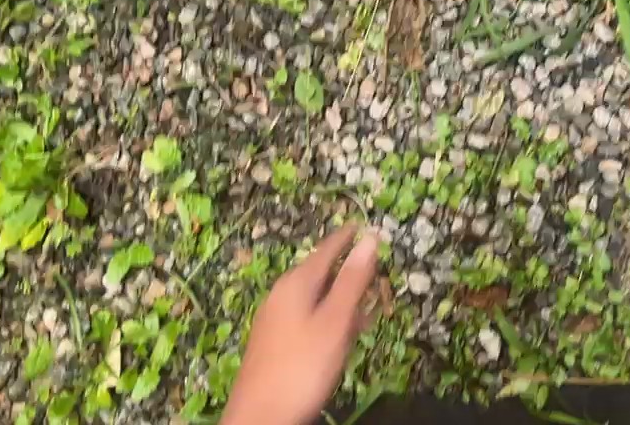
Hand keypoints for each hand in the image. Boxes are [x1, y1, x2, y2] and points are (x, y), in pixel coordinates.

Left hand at [221, 224, 379, 424]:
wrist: (258, 421)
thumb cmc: (301, 367)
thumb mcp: (334, 322)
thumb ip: (353, 281)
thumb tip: (369, 237)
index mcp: (296, 283)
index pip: (327, 249)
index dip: (347, 238)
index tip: (363, 225)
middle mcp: (281, 293)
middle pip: (320, 273)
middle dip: (346, 274)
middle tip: (371, 277)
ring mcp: (273, 318)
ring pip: (313, 298)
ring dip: (338, 300)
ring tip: (361, 313)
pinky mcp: (271, 342)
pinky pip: (305, 317)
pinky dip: (325, 318)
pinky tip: (335, 339)